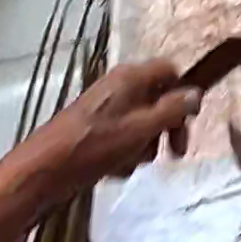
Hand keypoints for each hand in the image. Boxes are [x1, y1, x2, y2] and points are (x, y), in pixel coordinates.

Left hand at [13, 60, 201, 203]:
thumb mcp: (142, 128)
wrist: (43, 171)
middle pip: (159, 98)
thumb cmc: (95, 146)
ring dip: (147, 143)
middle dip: (168, 126)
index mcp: (131, 77)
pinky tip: (118, 168)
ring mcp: (105, 107)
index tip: (188, 122)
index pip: (170, 71)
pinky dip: (127, 151)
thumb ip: (173, 110)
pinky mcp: (94, 128)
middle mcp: (119, 85)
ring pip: (143, 120)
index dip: (183, 94)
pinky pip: (124, 135)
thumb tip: (197, 94)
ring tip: (135, 162)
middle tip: (174, 154)